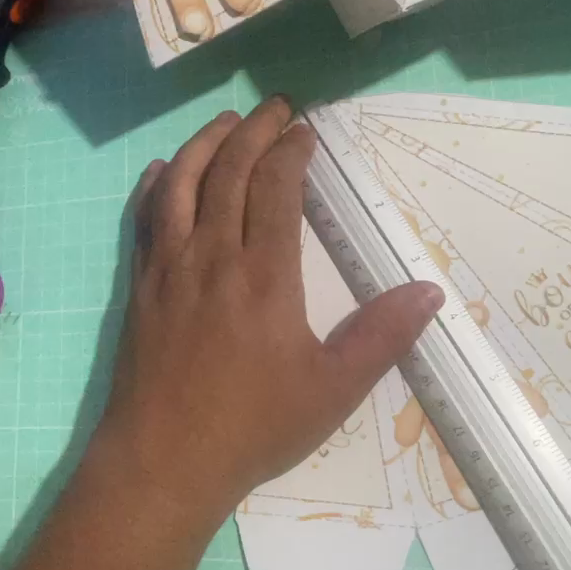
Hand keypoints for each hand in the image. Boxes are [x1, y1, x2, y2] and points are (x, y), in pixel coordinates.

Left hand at [89, 97, 443, 527]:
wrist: (163, 461)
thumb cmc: (252, 428)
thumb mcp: (332, 391)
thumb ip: (381, 337)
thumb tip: (430, 291)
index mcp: (265, 276)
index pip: (276, 189)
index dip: (291, 152)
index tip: (306, 133)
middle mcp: (212, 257)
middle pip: (229, 172)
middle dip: (253, 131)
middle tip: (274, 108)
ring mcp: (169, 269)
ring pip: (182, 185)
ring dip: (203, 145)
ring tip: (224, 122)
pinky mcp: (140, 287)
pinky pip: (143, 221)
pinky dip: (156, 188)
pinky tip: (164, 172)